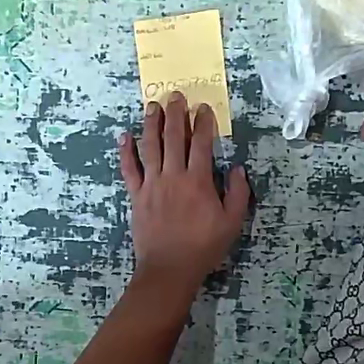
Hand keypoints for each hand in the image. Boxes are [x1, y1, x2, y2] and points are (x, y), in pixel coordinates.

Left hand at [119, 92, 250, 294]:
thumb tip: (239, 169)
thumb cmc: (204, 247)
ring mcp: (152, 184)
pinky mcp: (136, 195)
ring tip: (153, 106)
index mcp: (199, 181)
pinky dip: (126, 151)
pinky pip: (129, 169)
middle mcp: (174, 176)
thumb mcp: (232, 223)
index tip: (204, 108)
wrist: (169, 268)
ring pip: (150, 146)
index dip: (204, 123)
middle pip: (174, 137)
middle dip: (176, 114)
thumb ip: (238, 194)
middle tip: (176, 96)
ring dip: (151, 123)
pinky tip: (124, 135)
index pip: (202, 144)